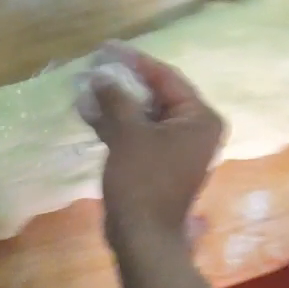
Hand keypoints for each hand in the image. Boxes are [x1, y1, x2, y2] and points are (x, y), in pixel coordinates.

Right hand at [77, 43, 226, 254]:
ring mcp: (178, 153)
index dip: (134, 62)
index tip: (107, 49)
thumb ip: (116, 99)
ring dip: (117, 107)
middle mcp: (195, 132)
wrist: (142, 239)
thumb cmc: (141, 183)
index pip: (166, 78)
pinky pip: (140, 139)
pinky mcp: (159, 170)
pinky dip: (119, 129)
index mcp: (200, 118)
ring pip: (146, 119)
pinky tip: (94, 118)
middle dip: (124, 85)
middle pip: (157, 97)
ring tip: (88, 92)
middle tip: (96, 69)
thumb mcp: (128, 135)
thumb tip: (100, 76)